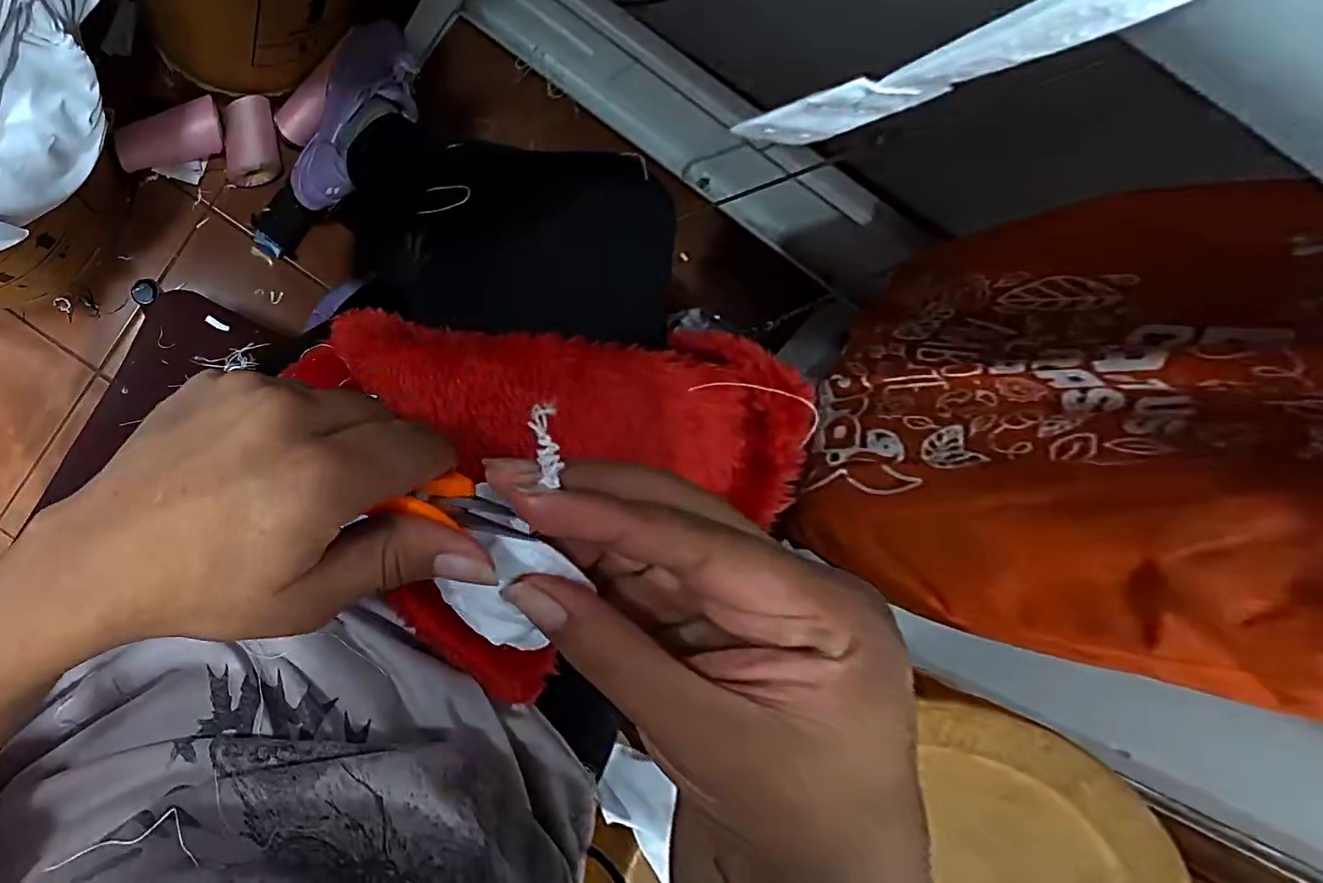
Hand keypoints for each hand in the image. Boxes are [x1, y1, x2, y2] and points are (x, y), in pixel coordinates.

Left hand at [0, 370, 485, 820]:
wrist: (98, 555)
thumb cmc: (207, 591)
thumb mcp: (307, 596)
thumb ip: (394, 556)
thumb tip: (473, 548)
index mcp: (322, 473)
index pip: (419, 445)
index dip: (435, 470)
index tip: (423, 496)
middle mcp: (293, 411)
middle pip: (382, 414)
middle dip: (390, 451)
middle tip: (360, 496)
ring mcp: (250, 386)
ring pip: (334, 398)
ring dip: (341, 432)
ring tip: (302, 476)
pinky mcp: (218, 377)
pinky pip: (283, 390)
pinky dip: (292, 418)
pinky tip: (255, 455)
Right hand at [486, 459, 928, 882]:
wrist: (814, 878)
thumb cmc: (790, 820)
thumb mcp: (701, 739)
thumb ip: (610, 652)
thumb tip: (523, 583)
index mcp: (817, 603)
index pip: (692, 538)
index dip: (601, 512)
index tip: (526, 493)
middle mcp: (776, 575)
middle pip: (668, 513)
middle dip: (583, 494)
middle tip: (504, 479)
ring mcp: (734, 589)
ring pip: (640, 534)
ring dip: (571, 520)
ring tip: (507, 503)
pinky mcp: (696, 608)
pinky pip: (629, 569)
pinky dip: (578, 556)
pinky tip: (535, 540)